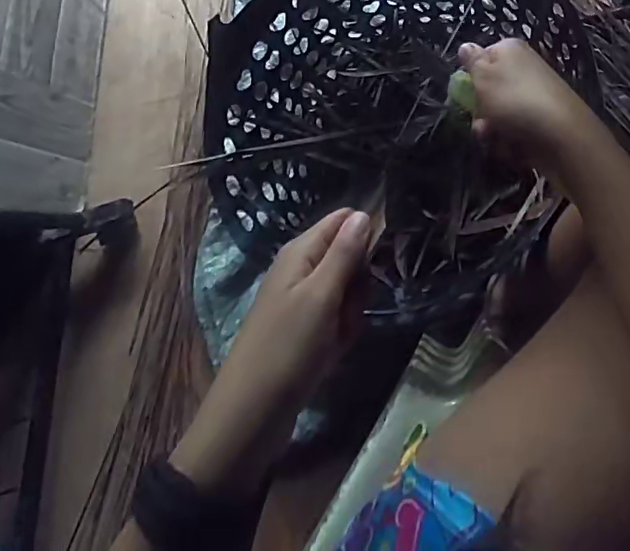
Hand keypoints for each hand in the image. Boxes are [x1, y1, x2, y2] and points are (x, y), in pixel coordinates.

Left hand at [171, 208, 370, 496]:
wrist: (251, 415)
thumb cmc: (287, 348)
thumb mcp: (321, 295)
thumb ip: (344, 253)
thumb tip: (363, 213)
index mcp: (300, 252)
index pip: (344, 220)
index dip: (366, 235)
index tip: (378, 261)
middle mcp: (302, 269)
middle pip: (350, 257)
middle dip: (359, 283)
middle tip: (348, 308)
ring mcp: (304, 301)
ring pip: (348, 291)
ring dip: (351, 313)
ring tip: (337, 336)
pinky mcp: (307, 329)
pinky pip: (338, 319)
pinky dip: (341, 335)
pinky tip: (332, 353)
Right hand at [457, 38, 603, 163]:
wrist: (561, 135)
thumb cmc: (514, 100)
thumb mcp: (484, 76)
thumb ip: (471, 61)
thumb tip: (466, 46)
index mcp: (510, 50)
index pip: (480, 58)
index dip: (471, 77)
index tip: (468, 92)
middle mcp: (524, 68)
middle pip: (489, 90)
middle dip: (481, 110)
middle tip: (482, 122)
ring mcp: (534, 95)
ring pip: (500, 113)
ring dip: (493, 130)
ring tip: (497, 139)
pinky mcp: (542, 120)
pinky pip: (516, 129)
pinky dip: (511, 140)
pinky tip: (514, 148)